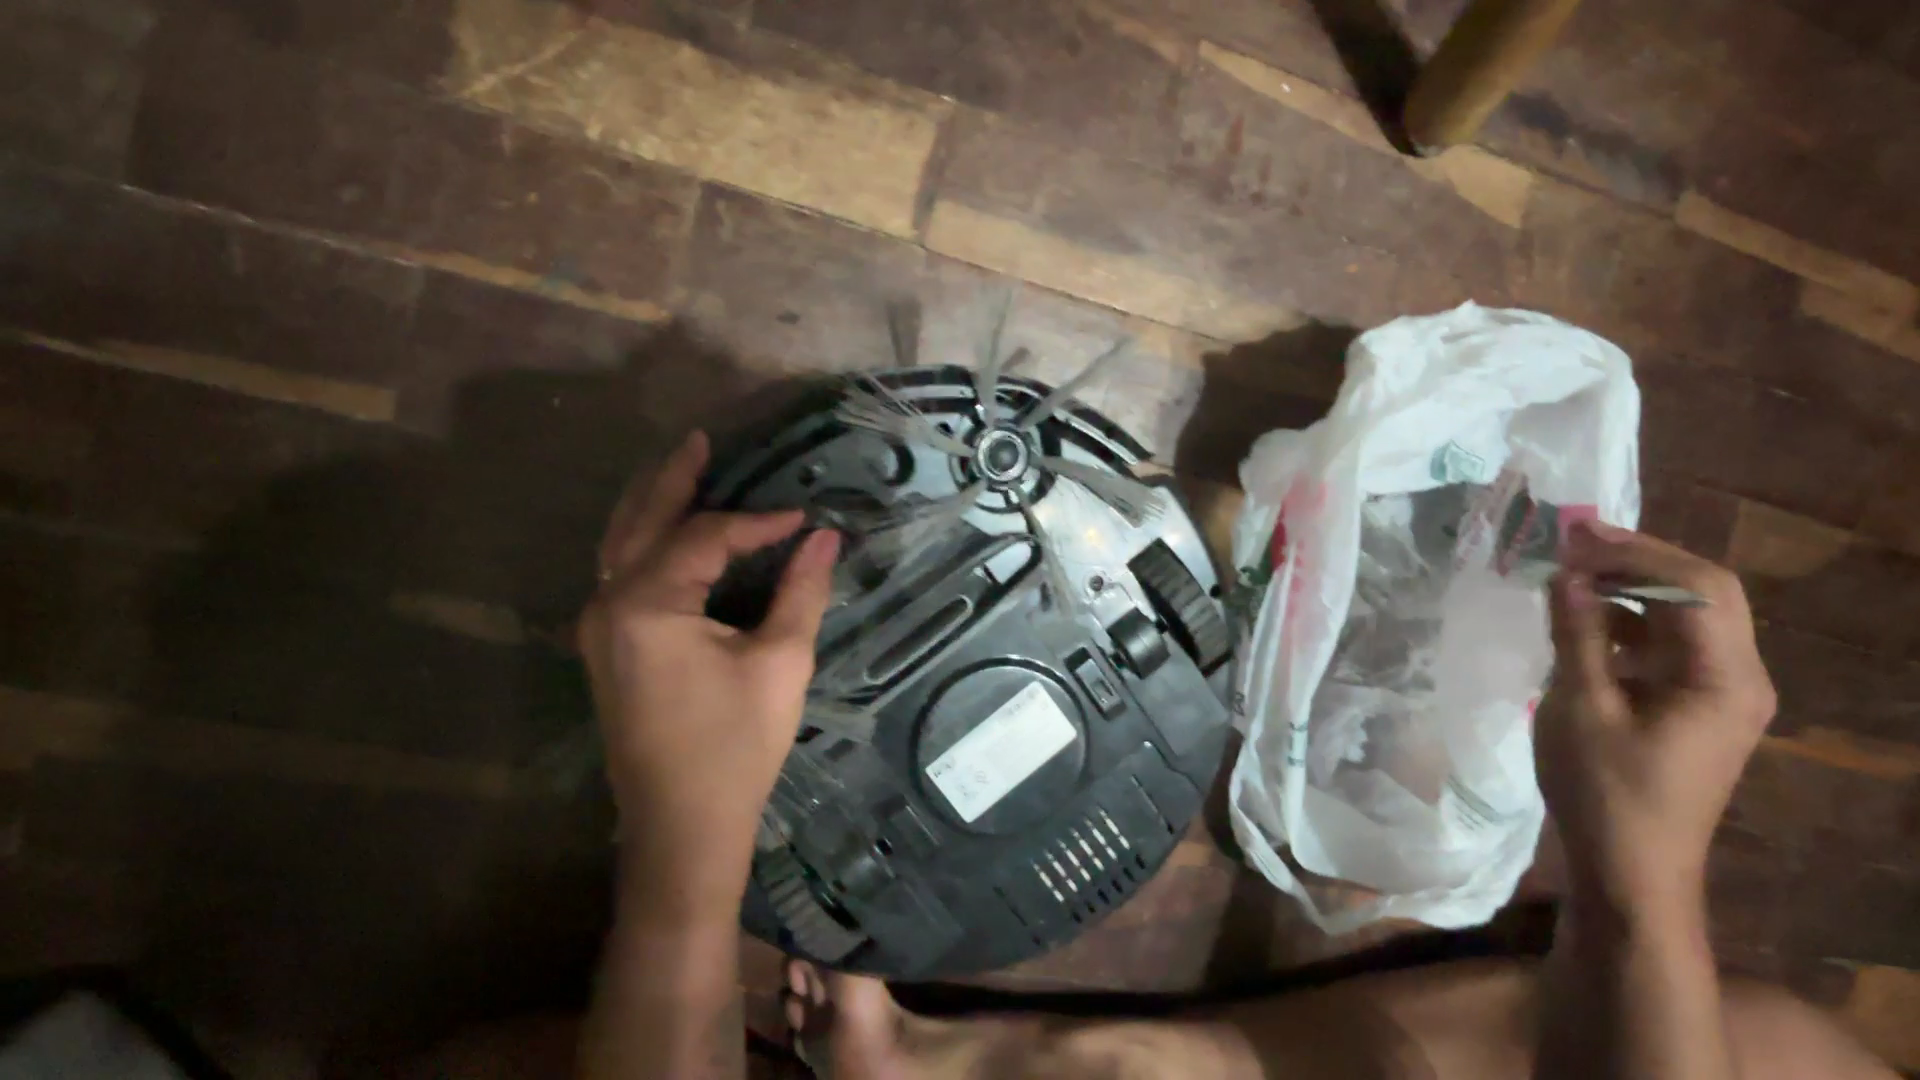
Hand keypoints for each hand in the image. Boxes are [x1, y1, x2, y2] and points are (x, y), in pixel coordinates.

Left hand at [580, 430, 839, 910]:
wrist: (681, 827)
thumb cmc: (736, 747)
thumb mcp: (780, 663)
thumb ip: (801, 591)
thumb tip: (825, 537)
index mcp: (648, 604)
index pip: (706, 537)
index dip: (757, 522)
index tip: (803, 519)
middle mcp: (610, 603)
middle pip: (642, 522)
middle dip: (673, 479)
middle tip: (701, 439)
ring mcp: (598, 626)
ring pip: (621, 544)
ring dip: (653, 505)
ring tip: (683, 470)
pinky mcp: (605, 646)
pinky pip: (621, 571)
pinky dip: (645, 541)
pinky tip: (670, 532)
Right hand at [1537, 521, 1775, 913]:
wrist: (1629, 867)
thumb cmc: (1604, 789)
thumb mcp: (1581, 706)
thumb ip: (1578, 634)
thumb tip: (1567, 573)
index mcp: (1724, 678)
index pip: (1698, 587)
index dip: (1636, 552)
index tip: (1571, 537)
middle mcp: (1737, 676)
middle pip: (1702, 593)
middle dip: (1637, 559)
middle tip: (1569, 540)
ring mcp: (1717, 692)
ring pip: (1684, 615)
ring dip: (1630, 586)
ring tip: (1568, 569)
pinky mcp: (1691, 704)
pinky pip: (1666, 644)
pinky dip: (1626, 620)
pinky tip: (1580, 617)